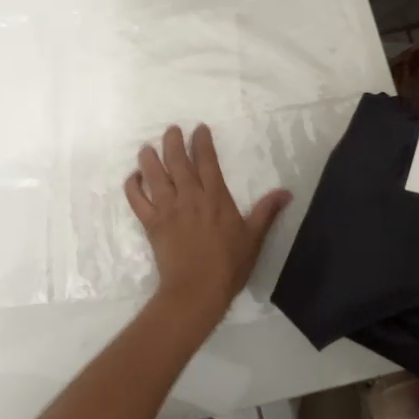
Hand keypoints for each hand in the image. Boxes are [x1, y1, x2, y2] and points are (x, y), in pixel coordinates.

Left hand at [124, 125, 290, 316]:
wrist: (196, 290)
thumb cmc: (229, 265)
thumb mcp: (254, 238)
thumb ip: (267, 211)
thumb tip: (286, 192)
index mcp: (215, 197)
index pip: (207, 160)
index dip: (202, 142)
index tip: (199, 129)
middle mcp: (189, 196)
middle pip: (177, 160)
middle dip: (173, 141)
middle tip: (171, 130)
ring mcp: (167, 208)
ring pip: (155, 174)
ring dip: (149, 158)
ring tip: (146, 148)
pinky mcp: (151, 223)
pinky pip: (137, 199)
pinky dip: (132, 186)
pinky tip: (133, 178)